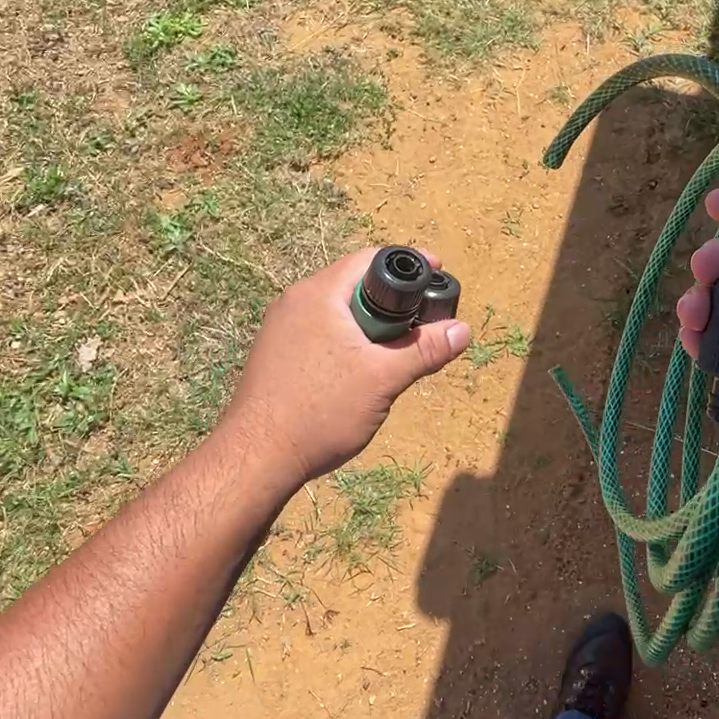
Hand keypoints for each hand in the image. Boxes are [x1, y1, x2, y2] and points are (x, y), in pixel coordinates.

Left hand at [221, 248, 471, 483]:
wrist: (255, 459)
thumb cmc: (320, 411)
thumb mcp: (383, 378)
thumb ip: (425, 350)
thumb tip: (463, 329)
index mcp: (319, 294)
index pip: (370, 259)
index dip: (408, 266)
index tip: (438, 275)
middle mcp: (296, 302)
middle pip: (356, 285)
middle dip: (394, 302)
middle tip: (423, 324)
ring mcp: (282, 329)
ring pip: (341, 312)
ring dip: (372, 326)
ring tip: (398, 353)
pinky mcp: (277, 354)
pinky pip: (324, 332)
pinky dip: (350, 341)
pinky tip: (363, 372)